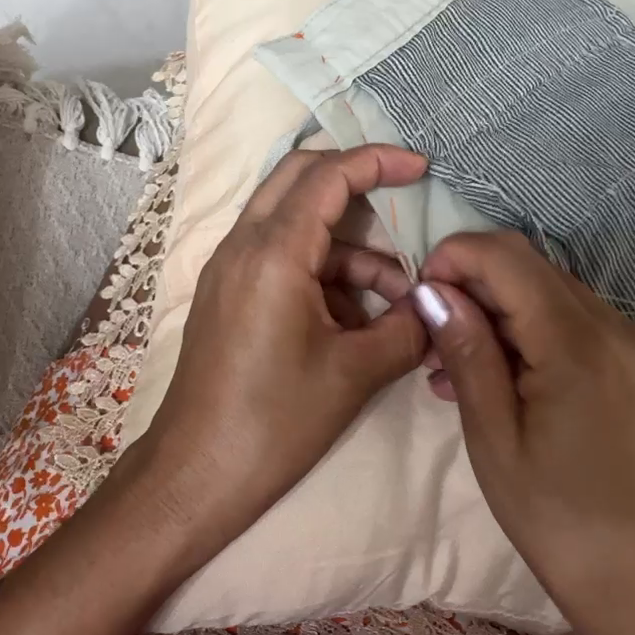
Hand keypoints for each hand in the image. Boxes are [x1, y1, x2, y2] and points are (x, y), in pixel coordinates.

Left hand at [135, 144, 431, 535]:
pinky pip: (280, 253)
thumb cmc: (274, 422)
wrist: (195, 473)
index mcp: (273, 253)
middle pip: (299, 177)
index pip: (327, 176)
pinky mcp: (228, 291)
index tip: (422, 168)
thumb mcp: (354, 373)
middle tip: (405, 199)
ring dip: (347, 242)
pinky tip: (358, 314)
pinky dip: (323, 266)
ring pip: (293, 219)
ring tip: (397, 296)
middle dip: (356, 180)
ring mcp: (229, 266)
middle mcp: (243, 245)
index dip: (378, 161)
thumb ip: (407, 328)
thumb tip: (439, 305)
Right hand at [418, 231, 634, 634]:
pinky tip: (510, 381)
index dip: (454, 256)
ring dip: (503, 312)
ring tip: (461, 371)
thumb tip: (433, 291)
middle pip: (532, 268)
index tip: (420, 296)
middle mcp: (620, 328)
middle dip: (474, 286)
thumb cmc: (563, 525)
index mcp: (579, 343)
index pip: (506, 256)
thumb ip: (467, 353)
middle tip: (434, 340)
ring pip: (555, 295)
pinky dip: (538, 335)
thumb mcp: (495, 441)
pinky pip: (583, 327)